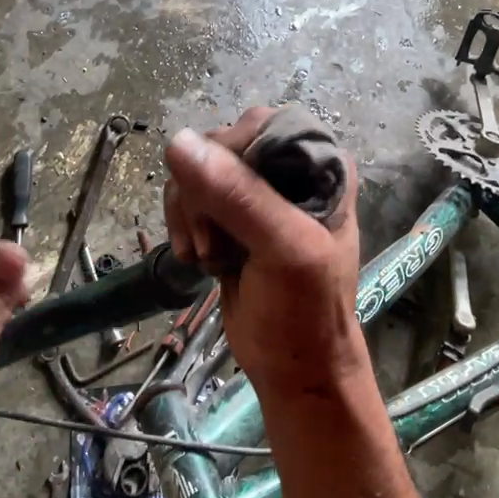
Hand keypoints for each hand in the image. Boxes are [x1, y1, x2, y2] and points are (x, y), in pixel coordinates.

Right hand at [162, 107, 364, 390]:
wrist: (295, 371)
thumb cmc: (304, 312)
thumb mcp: (284, 251)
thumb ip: (239, 197)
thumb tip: (178, 142)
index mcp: (320, 160)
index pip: (258, 125)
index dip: (228, 160)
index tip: (222, 210)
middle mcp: (290, 166)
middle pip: (220, 145)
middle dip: (203, 194)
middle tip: (211, 243)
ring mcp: (258, 191)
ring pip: (197, 170)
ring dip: (189, 213)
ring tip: (206, 255)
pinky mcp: (231, 216)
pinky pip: (189, 195)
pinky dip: (183, 223)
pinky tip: (197, 257)